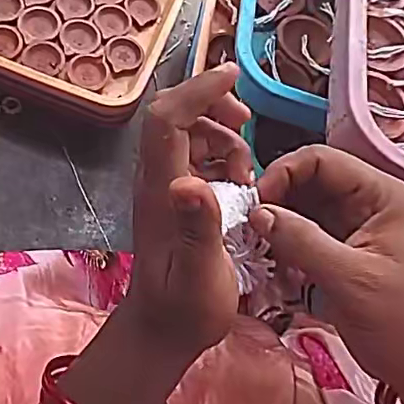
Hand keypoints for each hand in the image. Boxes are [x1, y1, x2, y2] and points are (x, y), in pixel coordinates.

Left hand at [114, 63, 254, 364]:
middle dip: (211, 104)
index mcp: (160, 189)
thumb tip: (190, 183)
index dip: (197, 90)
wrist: (162, 329)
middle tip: (246, 121)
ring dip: (221, 134)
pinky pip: (195, 157)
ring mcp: (164, 187)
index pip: (168, 119)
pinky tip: (238, 182)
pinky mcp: (174, 198)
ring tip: (246, 169)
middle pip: (173, 115)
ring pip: (187, 133)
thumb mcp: (199, 273)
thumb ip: (197, 229)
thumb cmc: (183, 307)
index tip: (233, 74)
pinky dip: (220, 156)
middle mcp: (157, 179)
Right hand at [252, 145, 403, 403]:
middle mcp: (364, 203)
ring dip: (275, 223)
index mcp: (380, 195)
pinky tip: (272, 263)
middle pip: (305, 180)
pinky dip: (282, 243)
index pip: (321, 160)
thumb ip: (302, 242)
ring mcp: (350, 227)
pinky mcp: (338, 251)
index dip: (284, 172)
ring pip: (298, 206)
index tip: (257, 202)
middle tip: (250, 227)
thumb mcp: (352, 280)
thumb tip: (257, 213)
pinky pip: (300, 233)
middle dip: (275, 199)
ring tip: (258, 247)